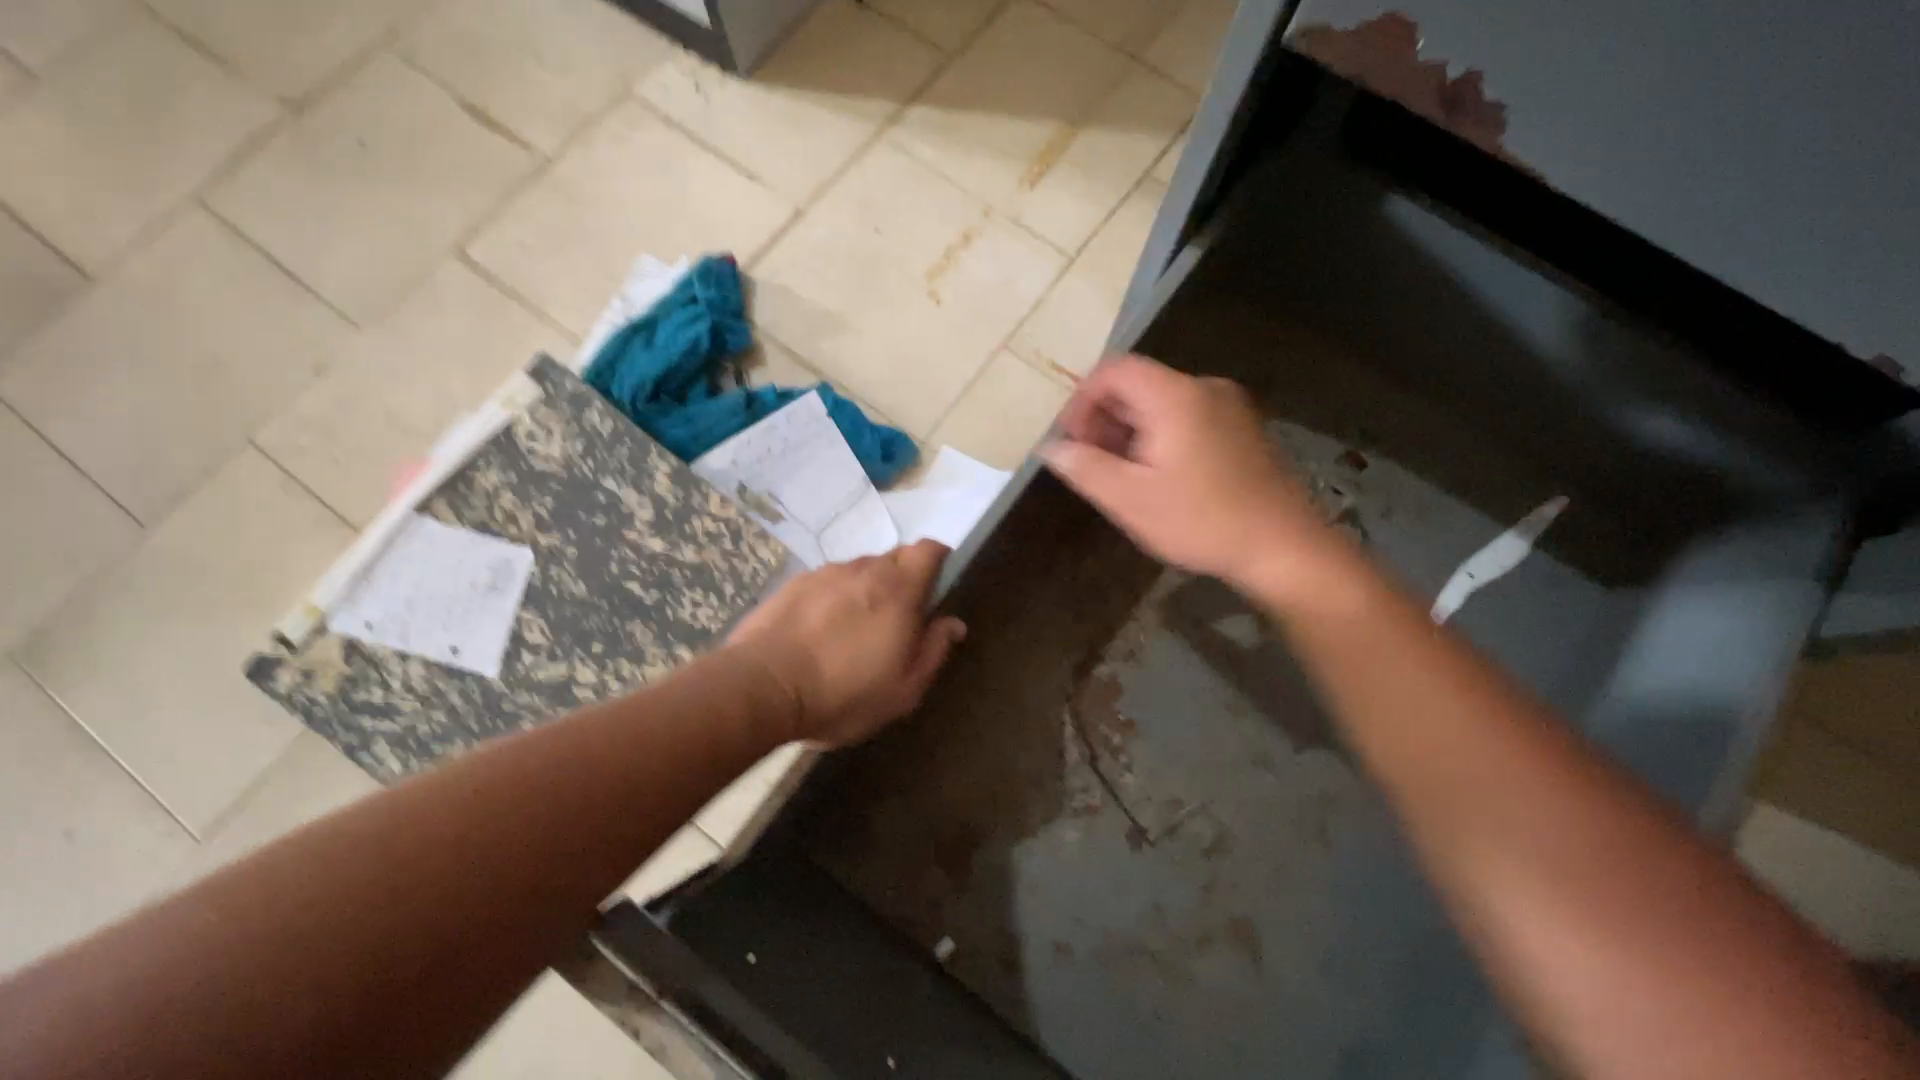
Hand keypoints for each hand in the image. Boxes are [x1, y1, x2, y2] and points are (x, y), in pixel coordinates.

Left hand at [726, 540, 966, 746]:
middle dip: (903, 577)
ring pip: (858, 570)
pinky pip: (826, 582)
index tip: (937, 582)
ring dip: (865, 588)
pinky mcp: (792, 584)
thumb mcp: (904, 690)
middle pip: (893, 556)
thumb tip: (953, 623)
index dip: (938, 558)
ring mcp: (824, 574)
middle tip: (898, 616)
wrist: (763, 686)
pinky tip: (820, 629)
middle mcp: (864, 570)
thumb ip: (934, 651)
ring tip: (854, 626)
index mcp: (899, 591)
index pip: (928, 550)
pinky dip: (833, 597)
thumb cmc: (844, 693)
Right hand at [1041, 354, 1354, 607]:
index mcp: (1175, 396)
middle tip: (1091, 463)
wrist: (1284, 546)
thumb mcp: (1130, 500)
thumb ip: (1085, 468)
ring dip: (1131, 431)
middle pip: (1138, 383)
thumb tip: (1050, 448)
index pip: (1113, 370)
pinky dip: (1161, 437)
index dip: (1081, 400)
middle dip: (1105, 419)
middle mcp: (1204, 388)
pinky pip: (1188, 417)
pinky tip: (1159, 479)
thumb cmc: (1202, 521)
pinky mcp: (1242, 429)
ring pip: (1162, 402)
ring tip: (1122, 477)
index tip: (1072, 442)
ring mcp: (1229, 407)